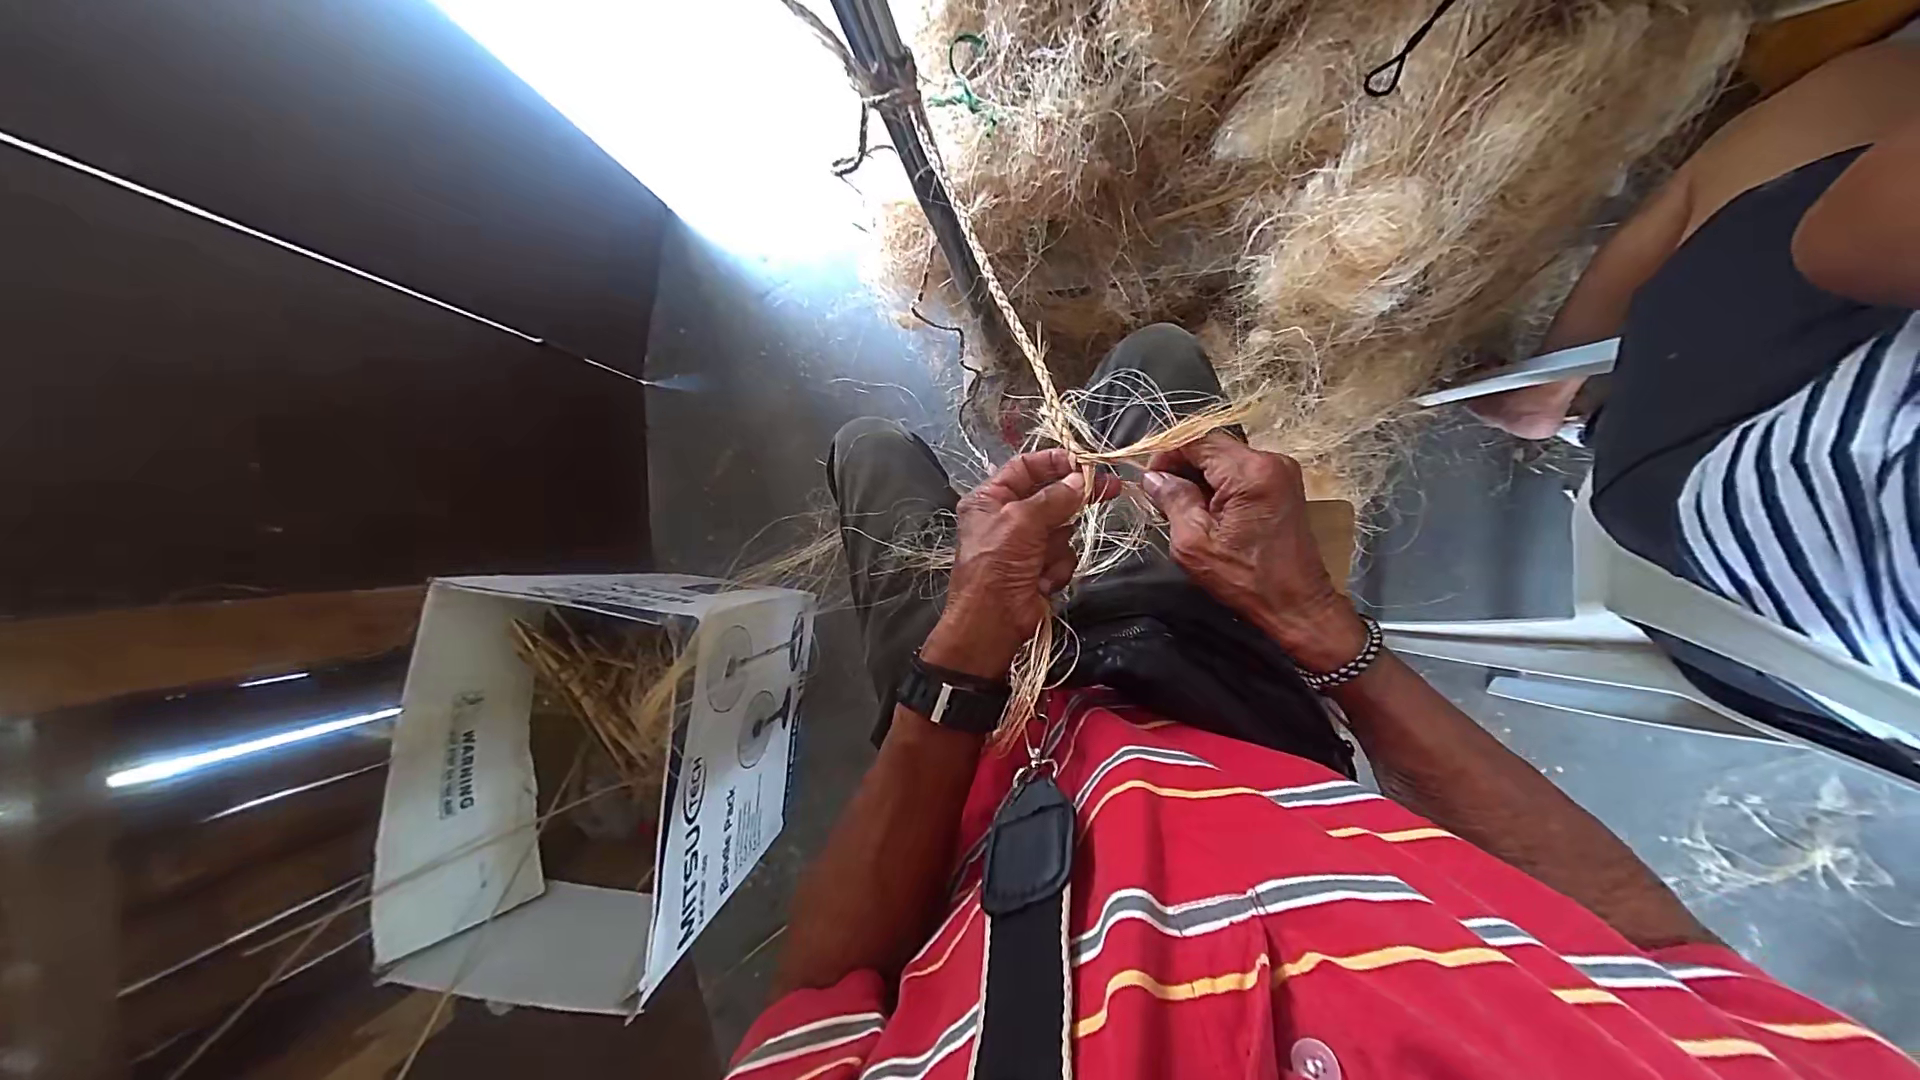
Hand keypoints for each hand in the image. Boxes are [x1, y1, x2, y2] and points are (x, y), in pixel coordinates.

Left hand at [921, 448, 1117, 679]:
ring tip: (1041, 560)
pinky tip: (1042, 580)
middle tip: (1109, 488)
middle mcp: (1006, 517)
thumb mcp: (1021, 521)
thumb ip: (1054, 497)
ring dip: (1057, 545)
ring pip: (1062, 528)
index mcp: (989, 499)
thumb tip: (1081, 480)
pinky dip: (1057, 567)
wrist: (993, 622)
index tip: (1085, 462)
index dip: (1054, 462)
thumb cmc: (995, 566)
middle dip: (1072, 499)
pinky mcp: (1040, 567)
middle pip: (1049, 496)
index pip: (1025, 467)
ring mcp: (1024, 544)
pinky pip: (1064, 554)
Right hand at [1139, 433, 1365, 671]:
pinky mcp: (1282, 483)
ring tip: (1178, 502)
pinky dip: (1216, 481)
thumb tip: (1153, 478)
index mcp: (1249, 472)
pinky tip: (1202, 506)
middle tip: (1159, 494)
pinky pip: (1239, 469)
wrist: (1297, 603)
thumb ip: (1173, 500)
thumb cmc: (1245, 579)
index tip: (1148, 480)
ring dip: (1197, 474)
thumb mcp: (1194, 542)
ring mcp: (1280, 470)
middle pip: (1211, 445)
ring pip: (1223, 456)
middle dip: (1180, 464)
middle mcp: (1269, 461)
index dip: (1165, 454)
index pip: (1196, 440)